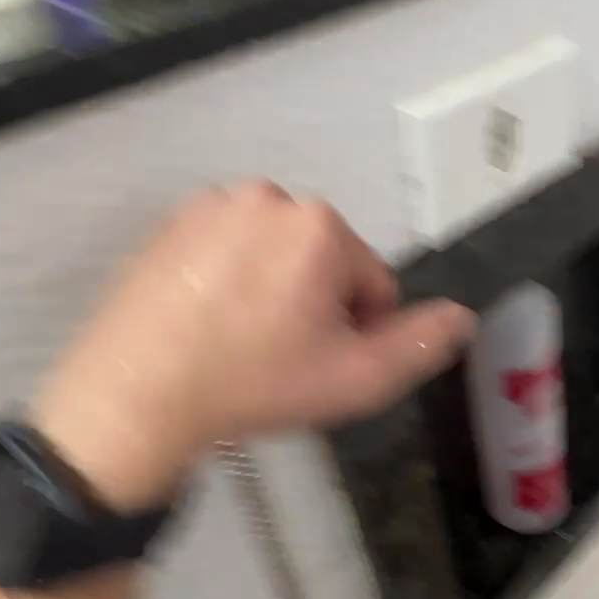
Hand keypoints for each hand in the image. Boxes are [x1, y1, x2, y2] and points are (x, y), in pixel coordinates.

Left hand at [33, 182, 474, 509]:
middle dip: (316, 306)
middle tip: (280, 356)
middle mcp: (269, 198)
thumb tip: (464, 316)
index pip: (372, 282)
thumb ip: (422, 344)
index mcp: (320, 226)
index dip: (357, 330)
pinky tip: (208, 324)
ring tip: (241, 343)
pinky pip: (229, 251)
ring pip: (277, 256)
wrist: (134, 400)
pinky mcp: (169, 225)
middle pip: (325, 263)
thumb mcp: (356, 379)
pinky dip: (230, 281)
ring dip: (275, 292)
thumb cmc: (255, 385)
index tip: (319, 363)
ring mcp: (212, 206)